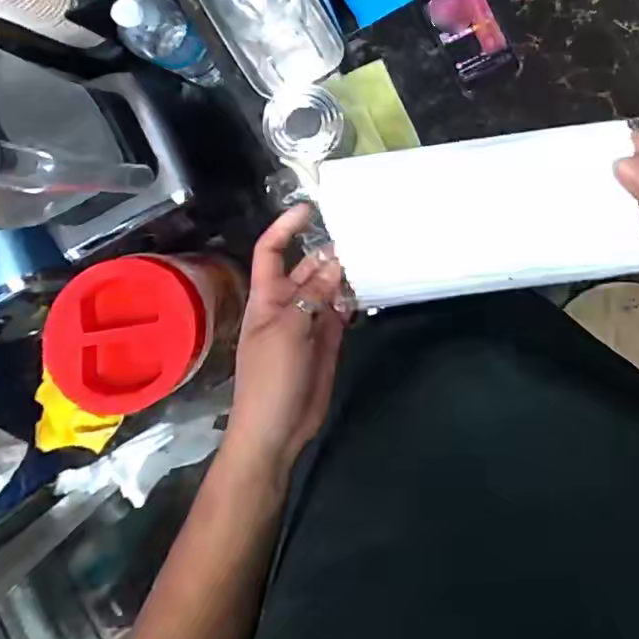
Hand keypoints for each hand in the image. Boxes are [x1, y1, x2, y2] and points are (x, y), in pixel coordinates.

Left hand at [222, 204, 347, 481]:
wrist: (276, 430)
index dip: (286, 228)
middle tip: (359, 234)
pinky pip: (342, 311)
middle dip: (327, 250)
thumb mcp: (288, 332)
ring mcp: (309, 322)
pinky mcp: (328, 339)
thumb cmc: (270, 378)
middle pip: (307, 267)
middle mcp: (288, 303)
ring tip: (371, 256)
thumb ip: (313, 296)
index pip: (271, 251)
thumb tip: (335, 262)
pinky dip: (354, 299)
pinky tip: (371, 287)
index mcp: (267, 297)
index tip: (309, 208)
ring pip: (328, 288)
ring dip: (345, 274)